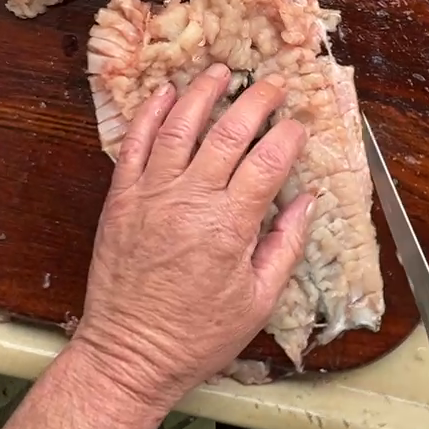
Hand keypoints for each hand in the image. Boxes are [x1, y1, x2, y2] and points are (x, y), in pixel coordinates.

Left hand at [70, 64, 313, 410]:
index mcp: (229, 227)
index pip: (267, 163)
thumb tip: (307, 201)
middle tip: (272, 85)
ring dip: (202, 94)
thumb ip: (285, 245)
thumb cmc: (197, 335)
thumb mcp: (258, 301)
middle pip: (229, 134)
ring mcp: (152, 194)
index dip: (287, 137)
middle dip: (255, 102)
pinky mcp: (121, 198)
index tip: (299, 126)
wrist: (129, 355)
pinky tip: (164, 94)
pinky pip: (135, 145)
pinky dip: (149, 115)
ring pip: (180, 128)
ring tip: (220, 72)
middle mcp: (191, 200)